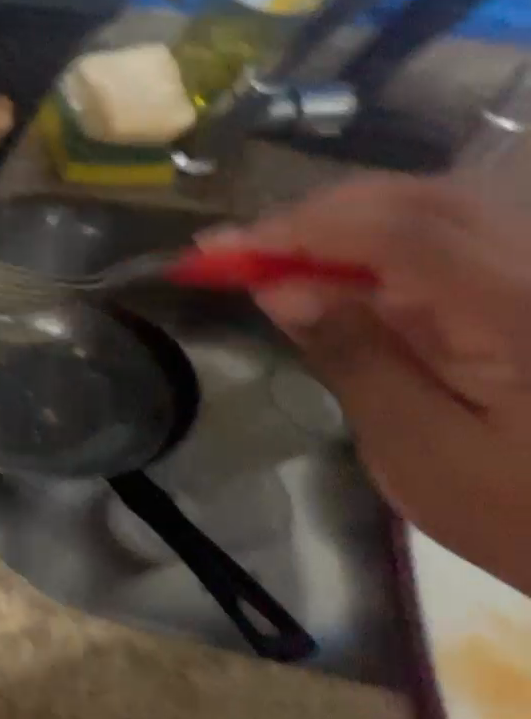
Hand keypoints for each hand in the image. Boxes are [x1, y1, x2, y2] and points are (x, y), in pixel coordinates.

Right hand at [216, 173, 530, 593]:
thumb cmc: (530, 517)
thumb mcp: (422, 451)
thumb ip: (354, 358)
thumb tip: (278, 288)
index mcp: (523, 317)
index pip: (400, 234)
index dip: (298, 229)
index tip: (218, 251)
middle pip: (422, 201)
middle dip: (315, 216)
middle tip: (238, 252)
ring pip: (442, 209)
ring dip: (345, 223)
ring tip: (278, 260)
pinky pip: (461, 237)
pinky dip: (383, 241)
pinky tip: (341, 274)